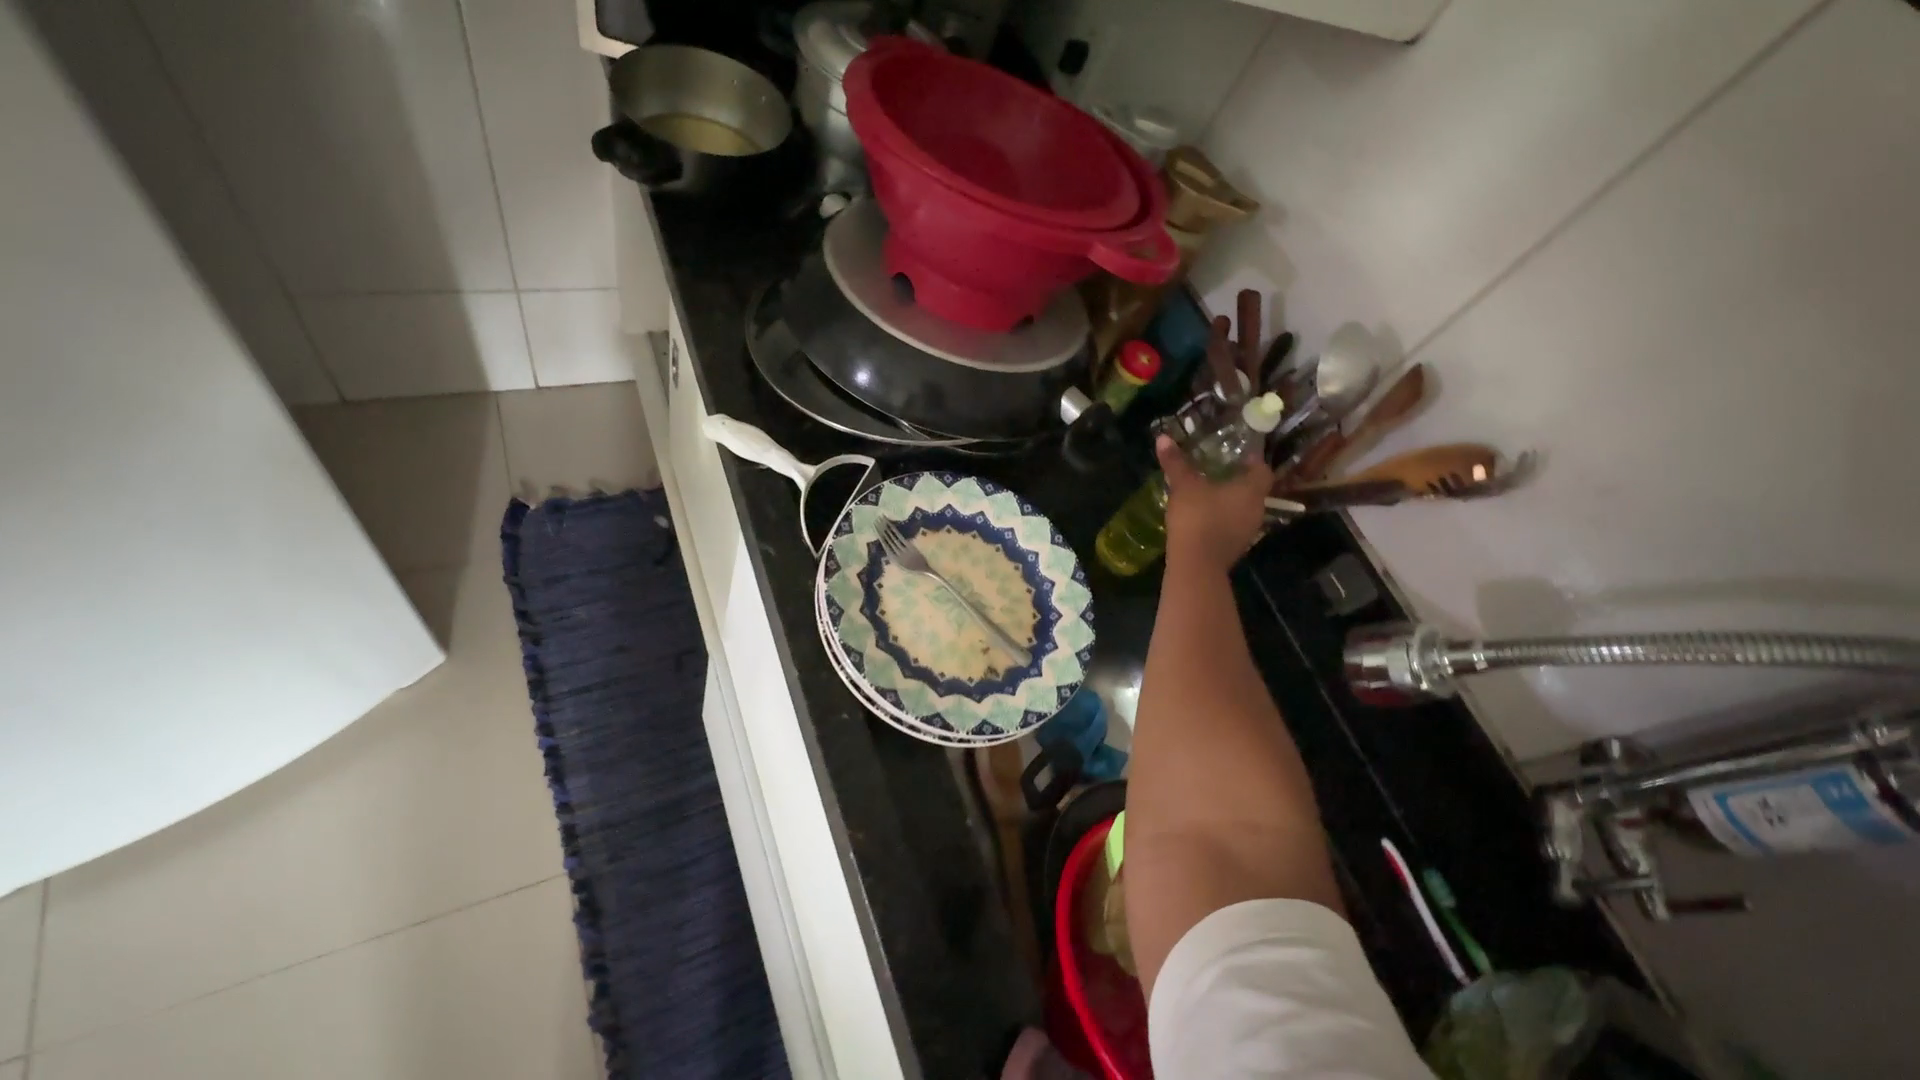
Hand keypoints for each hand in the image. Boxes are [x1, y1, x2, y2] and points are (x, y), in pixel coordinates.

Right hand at [1157, 434, 1272, 575]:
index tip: (1237, 455)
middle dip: (1238, 480)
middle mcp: (1256, 510)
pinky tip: (1204, 516)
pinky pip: (1233, 526)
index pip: (1263, 470)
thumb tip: (1163, 437)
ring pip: (1243, 509)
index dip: (1252, 461)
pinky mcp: (1235, 548)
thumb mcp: (1184, 486)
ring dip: (1230, 501)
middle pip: (1254, 490)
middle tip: (1219, 470)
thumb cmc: (1198, 517)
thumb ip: (1176, 463)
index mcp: (1251, 490)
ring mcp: (1248, 532)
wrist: (1196, 565)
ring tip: (1209, 492)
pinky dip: (1223, 519)